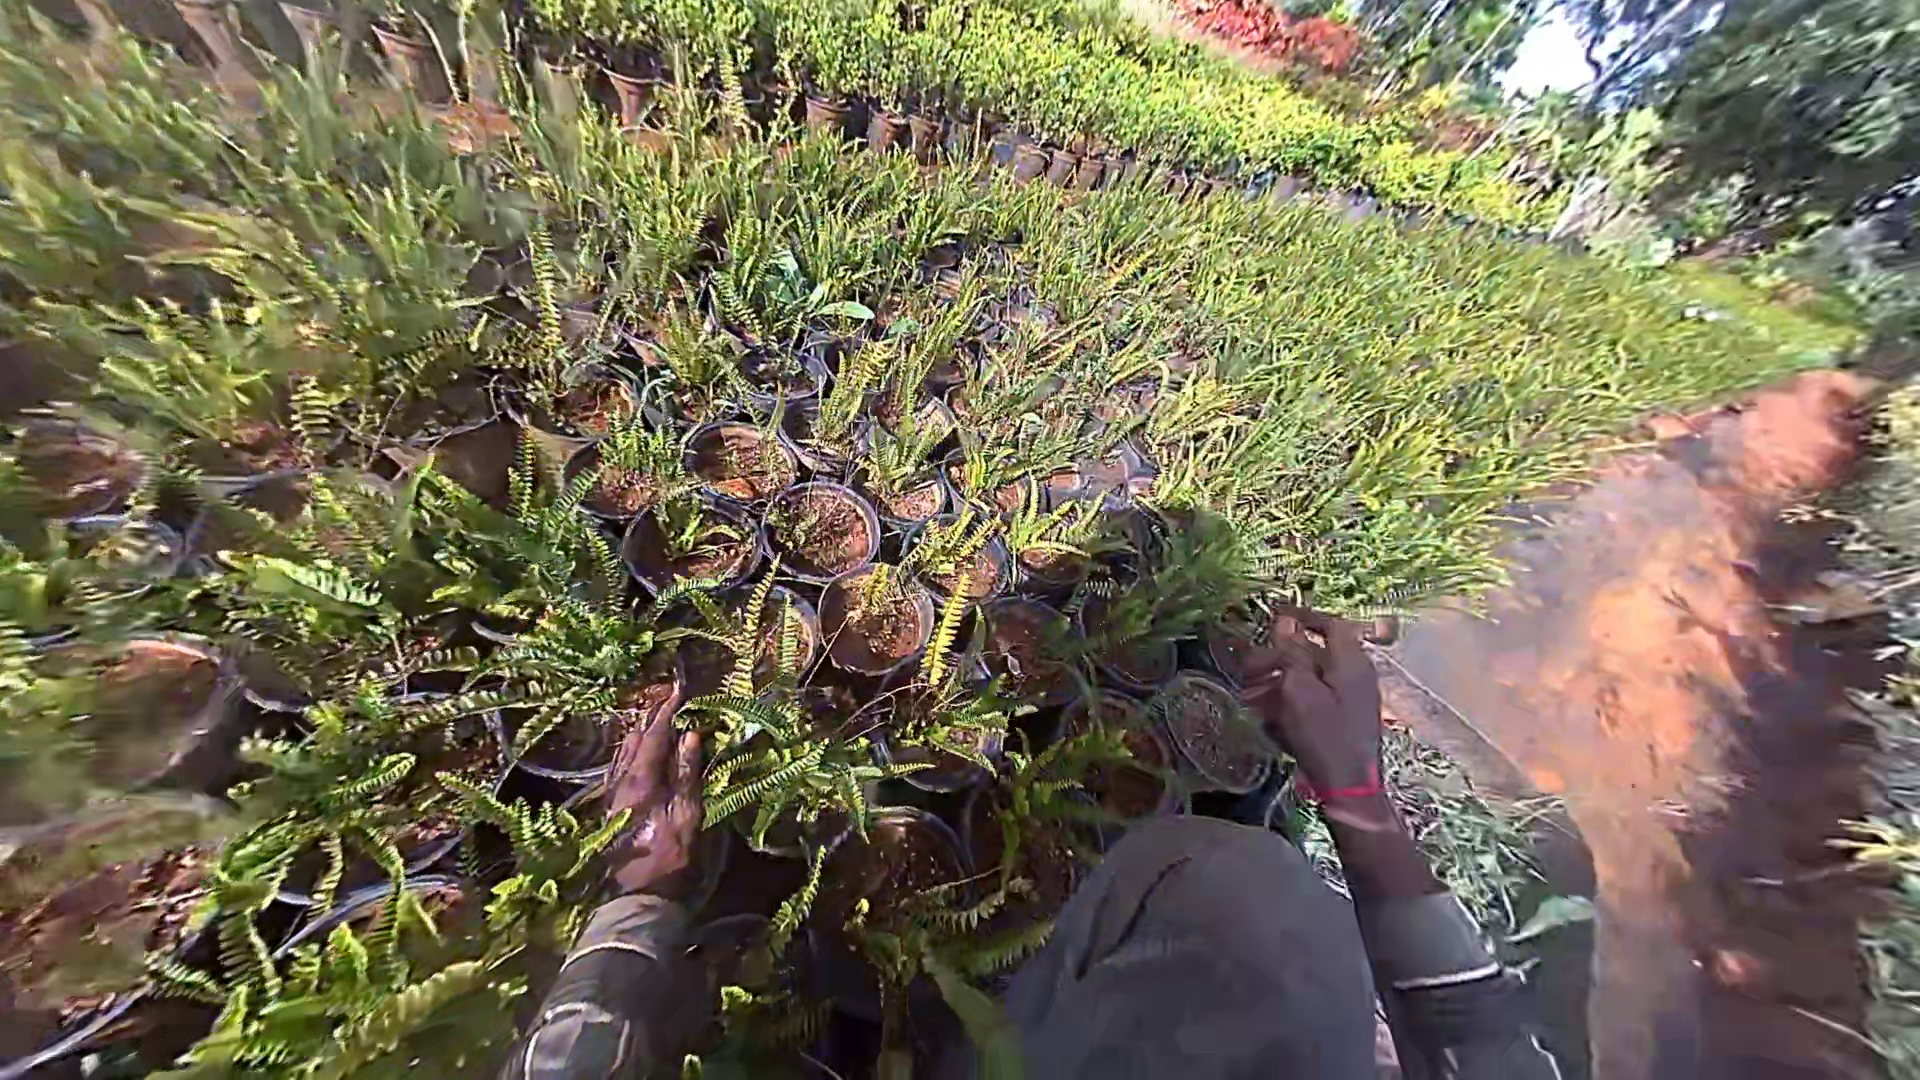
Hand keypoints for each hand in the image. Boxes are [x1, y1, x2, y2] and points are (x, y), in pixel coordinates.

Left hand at [605, 695, 703, 898]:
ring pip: (623, 753)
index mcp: (640, 784)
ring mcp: (612, 797)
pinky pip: (620, 767)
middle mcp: (620, 785)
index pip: (652, 737)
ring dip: (641, 732)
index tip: (680, 692)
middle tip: (671, 699)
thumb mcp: (688, 815)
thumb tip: (690, 735)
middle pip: (633, 741)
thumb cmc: (671, 858)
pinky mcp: (613, 808)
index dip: (666, 712)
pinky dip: (633, 750)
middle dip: (652, 717)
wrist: (640, 898)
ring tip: (658, 716)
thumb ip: (688, 774)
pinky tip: (638, 749)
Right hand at [1240, 607, 1382, 794]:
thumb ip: (1292, 652)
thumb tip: (1285, 620)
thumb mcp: (1299, 689)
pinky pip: (1316, 693)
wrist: (1349, 788)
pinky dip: (1290, 694)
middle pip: (1315, 650)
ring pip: (1311, 673)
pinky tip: (1267, 710)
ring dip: (1279, 677)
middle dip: (1278, 655)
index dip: (1302, 616)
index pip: (1330, 624)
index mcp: (1351, 663)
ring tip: (1250, 693)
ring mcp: (1354, 696)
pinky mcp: (1346, 715)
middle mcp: (1357, 674)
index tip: (1272, 615)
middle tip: (1248, 666)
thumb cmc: (1322, 734)